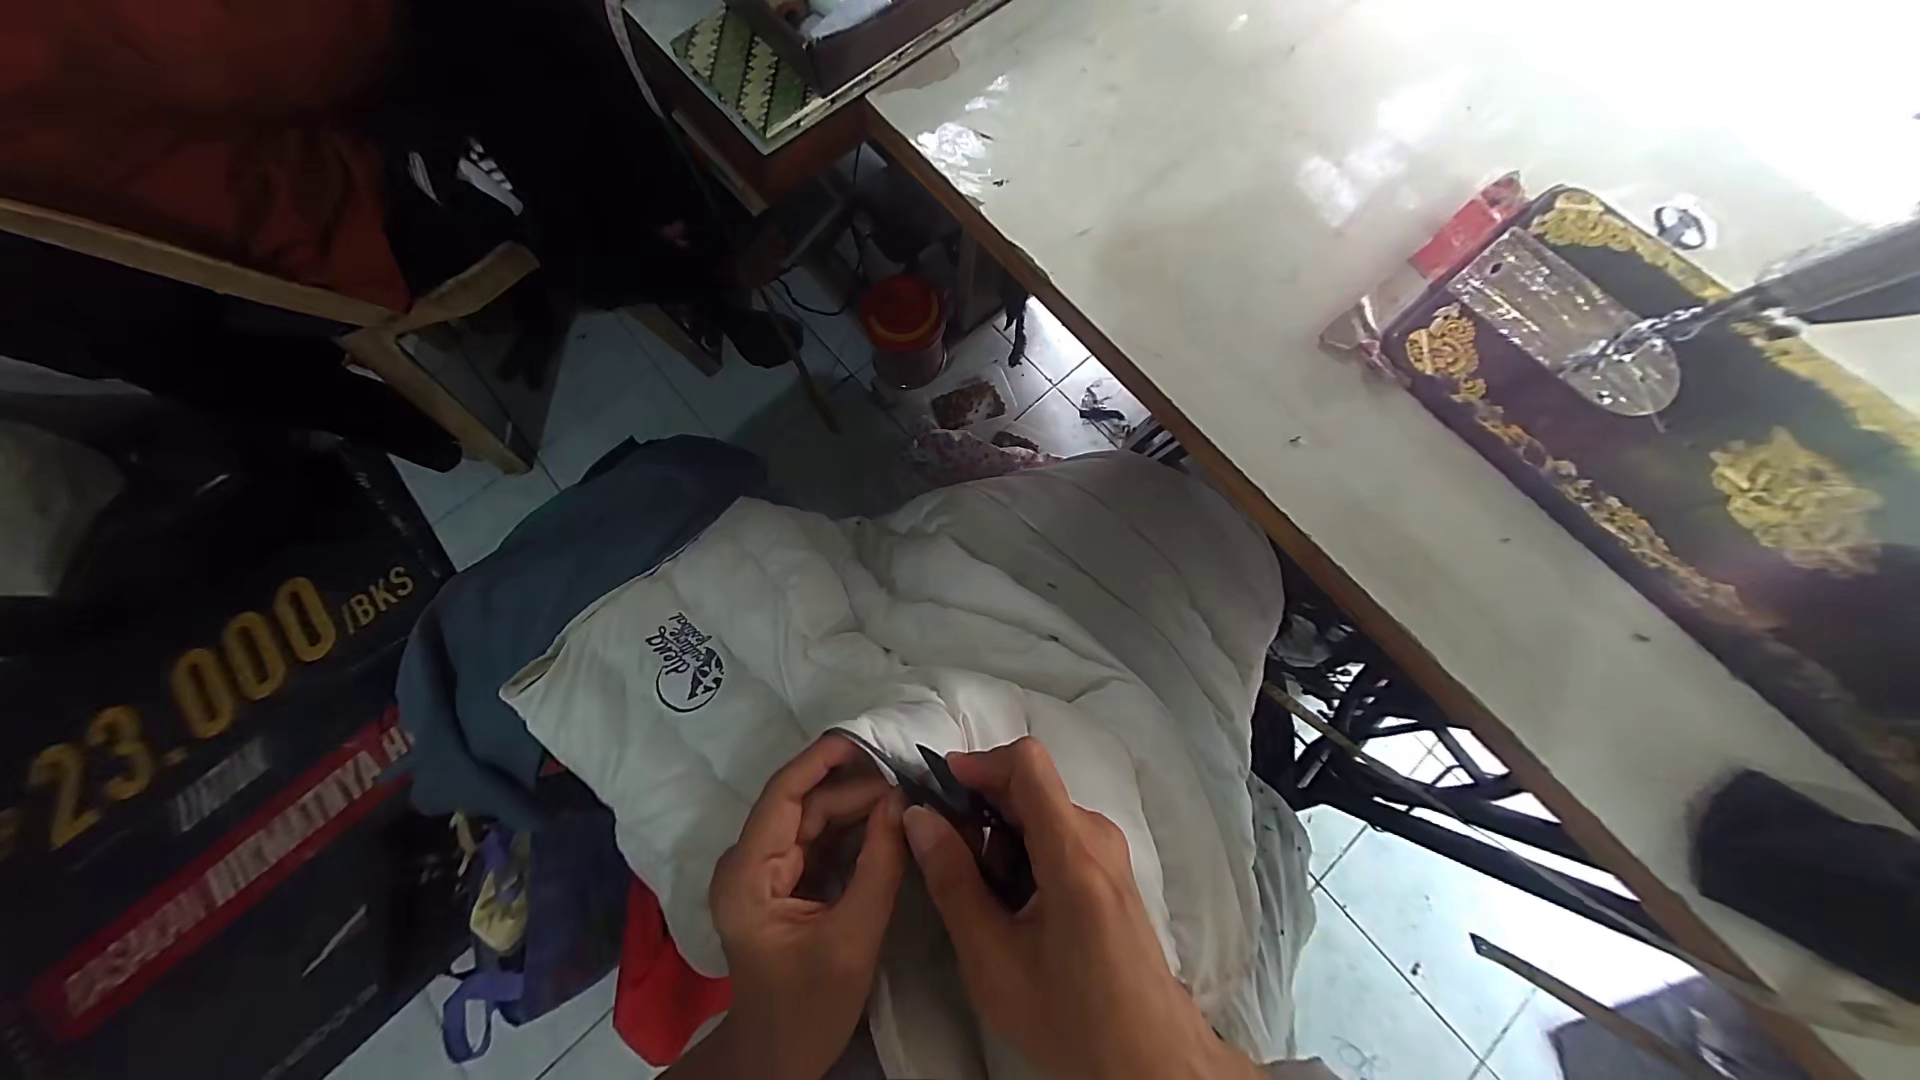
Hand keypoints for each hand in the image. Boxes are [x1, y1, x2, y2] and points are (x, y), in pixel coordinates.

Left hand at [694, 734, 906, 1079]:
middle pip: (806, 803)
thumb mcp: (852, 940)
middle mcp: (750, 861)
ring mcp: (768, 869)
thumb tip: (902, 800)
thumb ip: (879, 866)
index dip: (822, 759)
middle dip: (857, 789)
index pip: (783, 794)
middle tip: (909, 785)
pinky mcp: (788, 878)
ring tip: (907, 798)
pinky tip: (890, 821)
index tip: (867, 738)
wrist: (779, 1062)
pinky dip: (858, 828)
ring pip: (818, 816)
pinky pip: (824, 838)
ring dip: (861, 806)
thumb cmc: (807, 1010)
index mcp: (747, 874)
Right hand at [903, 737, 1263, 1079]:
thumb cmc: (1070, 1018)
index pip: (1028, 763)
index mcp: (1073, 852)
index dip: (979, 762)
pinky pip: (1056, 829)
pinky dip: (1022, 845)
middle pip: (1030, 785)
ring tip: (981, 890)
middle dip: (981, 805)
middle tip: (948, 851)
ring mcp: (1107, 848)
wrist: (1150, 1061)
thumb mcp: (992, 959)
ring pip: (1040, 808)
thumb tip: (918, 817)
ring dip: (1000, 831)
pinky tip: (1011, 899)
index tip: (941, 787)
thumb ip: (952, 881)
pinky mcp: (1109, 865)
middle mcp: (1096, 834)